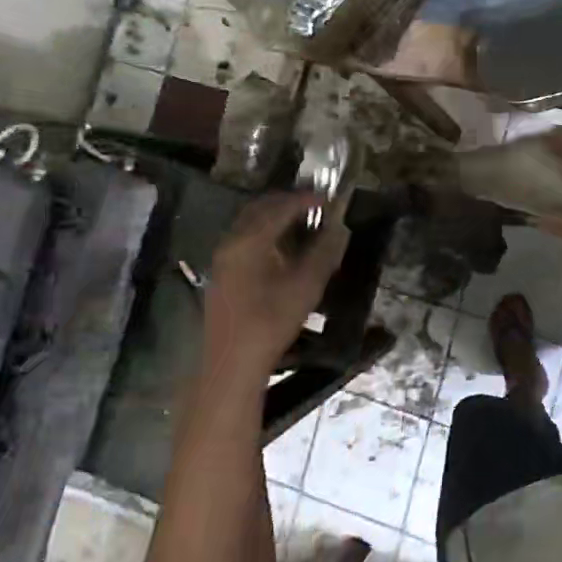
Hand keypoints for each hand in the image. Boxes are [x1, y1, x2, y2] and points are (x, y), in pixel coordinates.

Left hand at [204, 192, 349, 374]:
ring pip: (249, 224)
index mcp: (250, 240)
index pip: (281, 207)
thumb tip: (339, 228)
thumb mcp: (306, 287)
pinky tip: (281, 250)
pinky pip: (244, 240)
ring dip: (275, 218)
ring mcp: (222, 258)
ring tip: (302, 225)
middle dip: (288, 203)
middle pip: (260, 209)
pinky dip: (265, 234)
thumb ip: (324, 253)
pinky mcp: (221, 274)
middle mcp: (231, 242)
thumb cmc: (271, 322)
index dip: (307, 199)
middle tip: (315, 206)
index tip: (329, 198)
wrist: (232, 363)